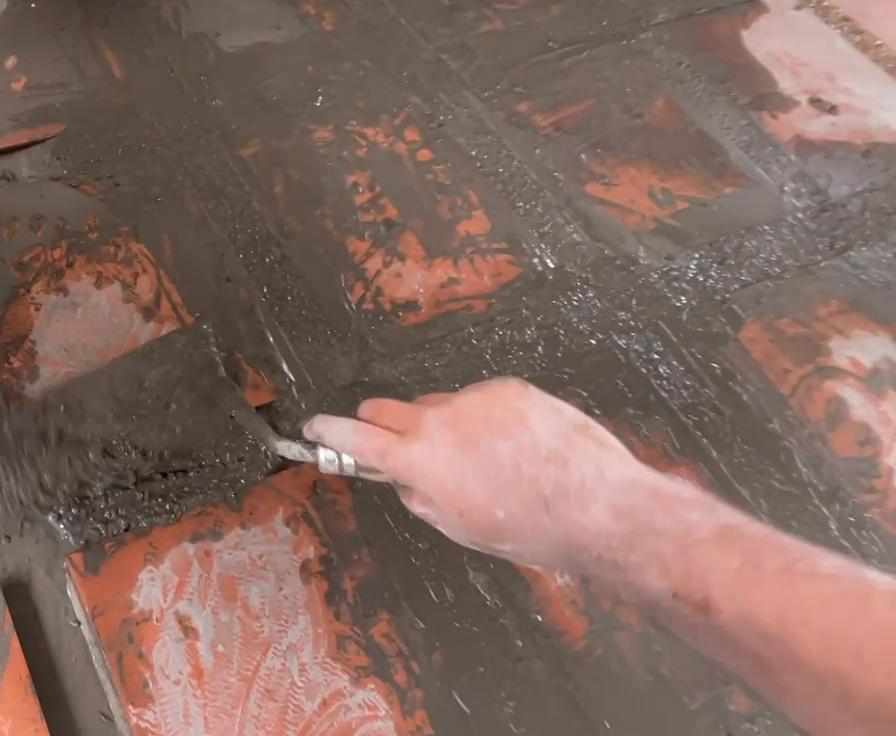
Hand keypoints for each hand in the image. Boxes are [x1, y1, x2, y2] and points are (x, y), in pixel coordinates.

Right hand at [304, 378, 662, 571]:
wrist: (607, 511)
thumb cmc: (531, 531)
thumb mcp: (461, 528)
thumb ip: (420, 496)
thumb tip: (407, 480)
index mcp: (417, 460)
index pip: (351, 435)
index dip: (326, 430)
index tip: (312, 427)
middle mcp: (434, 421)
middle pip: (381, 408)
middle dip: (381, 425)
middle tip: (405, 445)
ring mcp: (470, 400)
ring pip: (434, 405)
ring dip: (443, 424)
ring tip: (490, 454)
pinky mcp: (506, 389)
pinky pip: (479, 399)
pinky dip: (486, 418)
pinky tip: (520, 443)